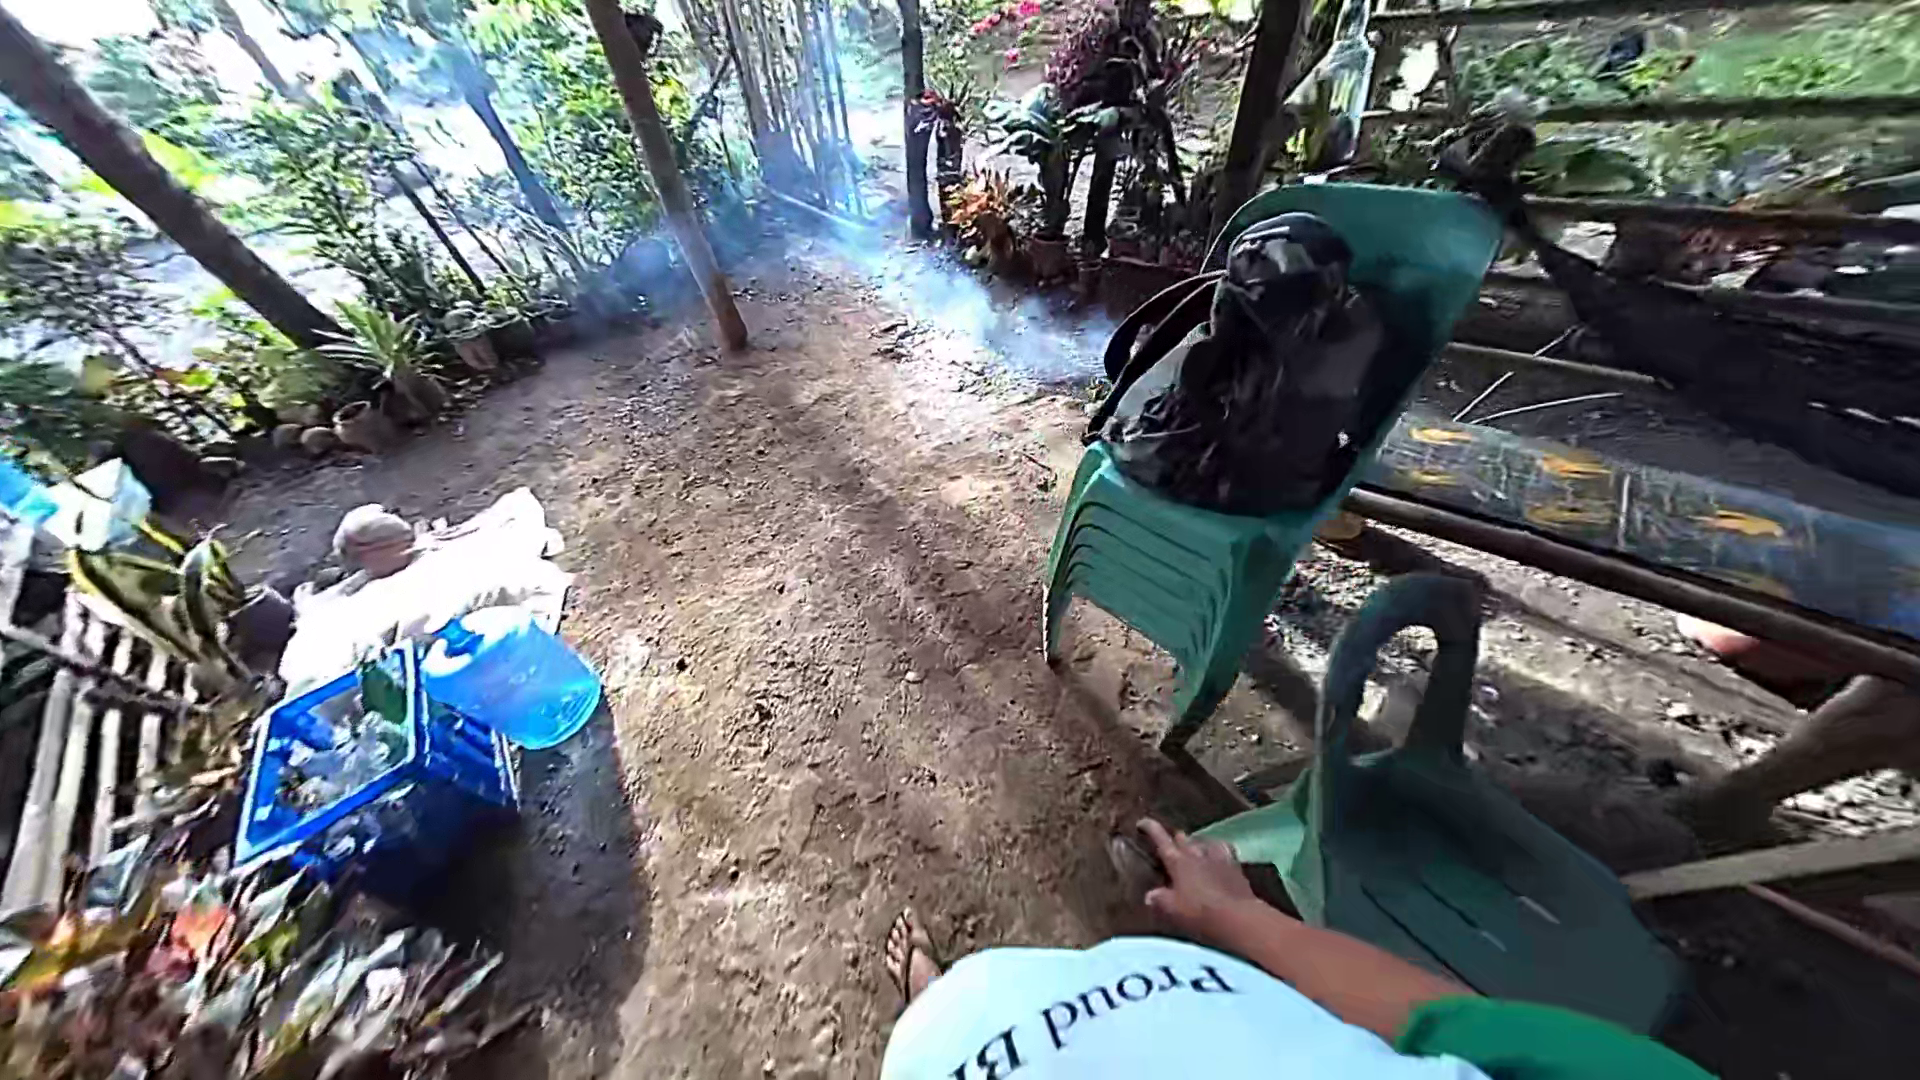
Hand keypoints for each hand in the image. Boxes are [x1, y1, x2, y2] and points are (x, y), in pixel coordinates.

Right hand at [1137, 817, 1260, 943]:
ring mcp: (1216, 856)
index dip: (1150, 828)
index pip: (1160, 838)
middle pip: (1182, 837)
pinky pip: (1223, 849)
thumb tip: (1149, 895)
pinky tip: (1218, 856)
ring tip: (1194, 851)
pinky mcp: (1234, 864)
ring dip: (1196, 845)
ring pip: (1202, 841)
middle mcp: (1195, 852)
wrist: (1239, 917)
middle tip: (1171, 848)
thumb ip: (1161, 900)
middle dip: (1175, 840)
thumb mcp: (1174, 910)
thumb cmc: (1201, 913)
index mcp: (1177, 861)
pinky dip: (1218, 851)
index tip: (1142, 823)